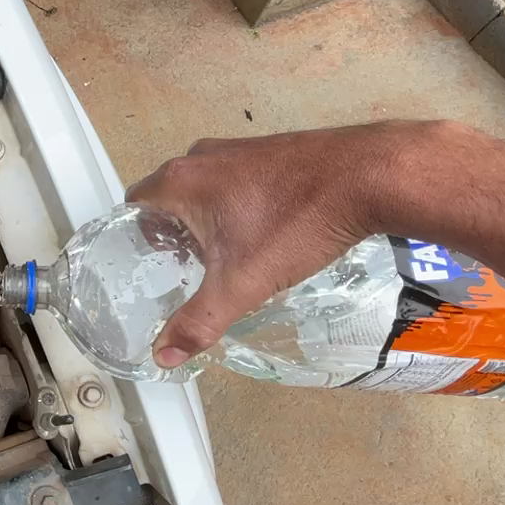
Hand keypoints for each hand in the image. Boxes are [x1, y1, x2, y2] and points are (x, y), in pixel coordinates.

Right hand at [126, 122, 444, 366]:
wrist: (371, 176)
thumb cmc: (295, 224)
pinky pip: (236, 177)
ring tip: (228, 250)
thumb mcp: (240, 285)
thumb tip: (162, 356)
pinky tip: (265, 227)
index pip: (133, 205)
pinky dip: (237, 200)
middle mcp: (200, 157)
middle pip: (167, 195)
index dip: (137, 235)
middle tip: (189, 264)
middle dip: (172, 229)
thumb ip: (197, 322)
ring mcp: (237, 147)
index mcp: (178, 182)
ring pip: (202, 185)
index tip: (156, 262)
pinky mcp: (270, 148)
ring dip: (205, 214)